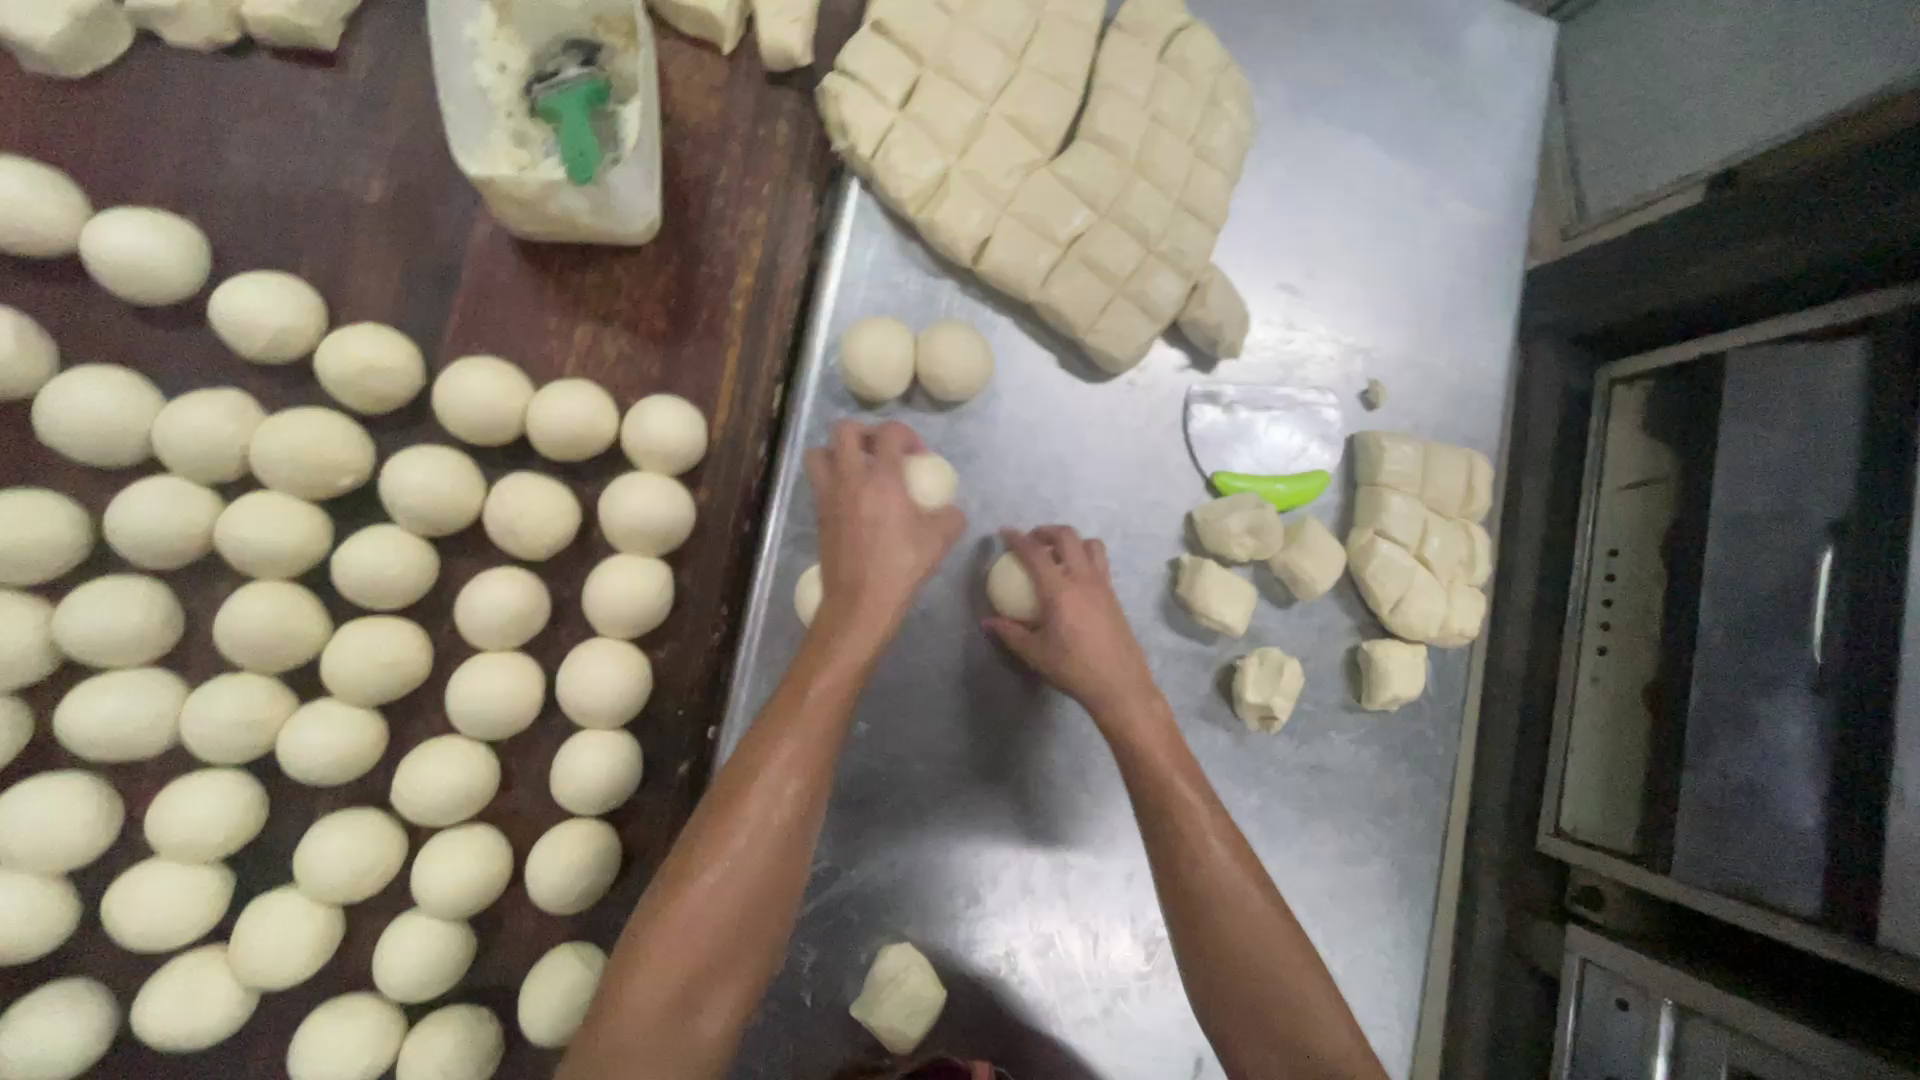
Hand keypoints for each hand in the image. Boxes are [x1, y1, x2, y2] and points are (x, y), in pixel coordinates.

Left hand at [805, 420, 964, 641]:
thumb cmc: (901, 566)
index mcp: (882, 478)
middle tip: (881, 452)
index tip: (917, 455)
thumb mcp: (940, 540)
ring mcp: (829, 496)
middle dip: (865, 433)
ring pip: (819, 453)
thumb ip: (951, 516)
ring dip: (837, 453)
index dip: (906, 434)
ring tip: (857, 470)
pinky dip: (832, 480)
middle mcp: (850, 479)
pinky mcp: (819, 515)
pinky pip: (818, 483)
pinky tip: (853, 501)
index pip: (889, 433)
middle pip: (844, 430)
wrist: (860, 601)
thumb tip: (951, 510)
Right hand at [984, 527, 1168, 732]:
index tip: (1005, 532)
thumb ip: (1010, 633)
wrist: (1119, 684)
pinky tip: (1074, 580)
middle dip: (1046, 531)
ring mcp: (1103, 585)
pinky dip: (1085, 558)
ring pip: (1091, 544)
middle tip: (1031, 540)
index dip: (1017, 538)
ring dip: (1071, 541)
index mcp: (1059, 591)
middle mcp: (1083, 579)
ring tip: (1057, 554)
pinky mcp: (1114, 595)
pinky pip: (1100, 563)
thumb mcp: (1035, 653)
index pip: (1035, 553)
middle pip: (1067, 536)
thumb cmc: (1074, 669)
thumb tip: (987, 622)